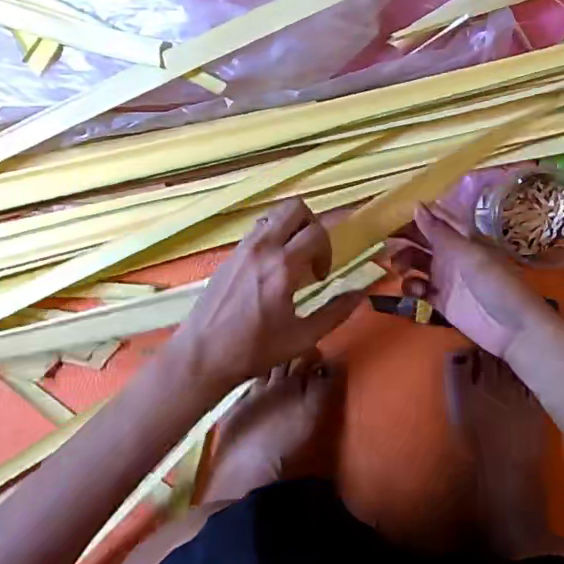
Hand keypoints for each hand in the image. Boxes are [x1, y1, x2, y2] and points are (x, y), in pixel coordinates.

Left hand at [169, 199, 365, 388]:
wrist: (202, 355)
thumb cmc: (253, 350)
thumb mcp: (302, 338)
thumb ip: (335, 312)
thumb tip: (361, 293)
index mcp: (282, 267)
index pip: (317, 232)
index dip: (328, 250)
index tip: (321, 275)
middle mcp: (262, 248)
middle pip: (295, 208)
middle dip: (313, 225)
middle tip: (312, 253)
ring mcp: (242, 248)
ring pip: (274, 214)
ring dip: (291, 227)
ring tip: (292, 257)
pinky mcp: (230, 254)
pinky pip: (257, 229)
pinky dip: (272, 236)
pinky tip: (270, 266)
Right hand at [385, 201, 563, 367]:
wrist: (514, 329)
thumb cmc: (497, 283)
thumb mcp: (468, 253)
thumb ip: (440, 233)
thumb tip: (416, 205)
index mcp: (461, 237)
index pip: (433, 220)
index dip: (413, 217)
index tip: (390, 215)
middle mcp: (451, 253)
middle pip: (420, 241)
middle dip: (403, 240)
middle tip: (387, 243)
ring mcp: (445, 277)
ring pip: (415, 263)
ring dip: (404, 262)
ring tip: (400, 268)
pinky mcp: (440, 300)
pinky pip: (418, 289)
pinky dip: (412, 287)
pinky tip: (415, 290)